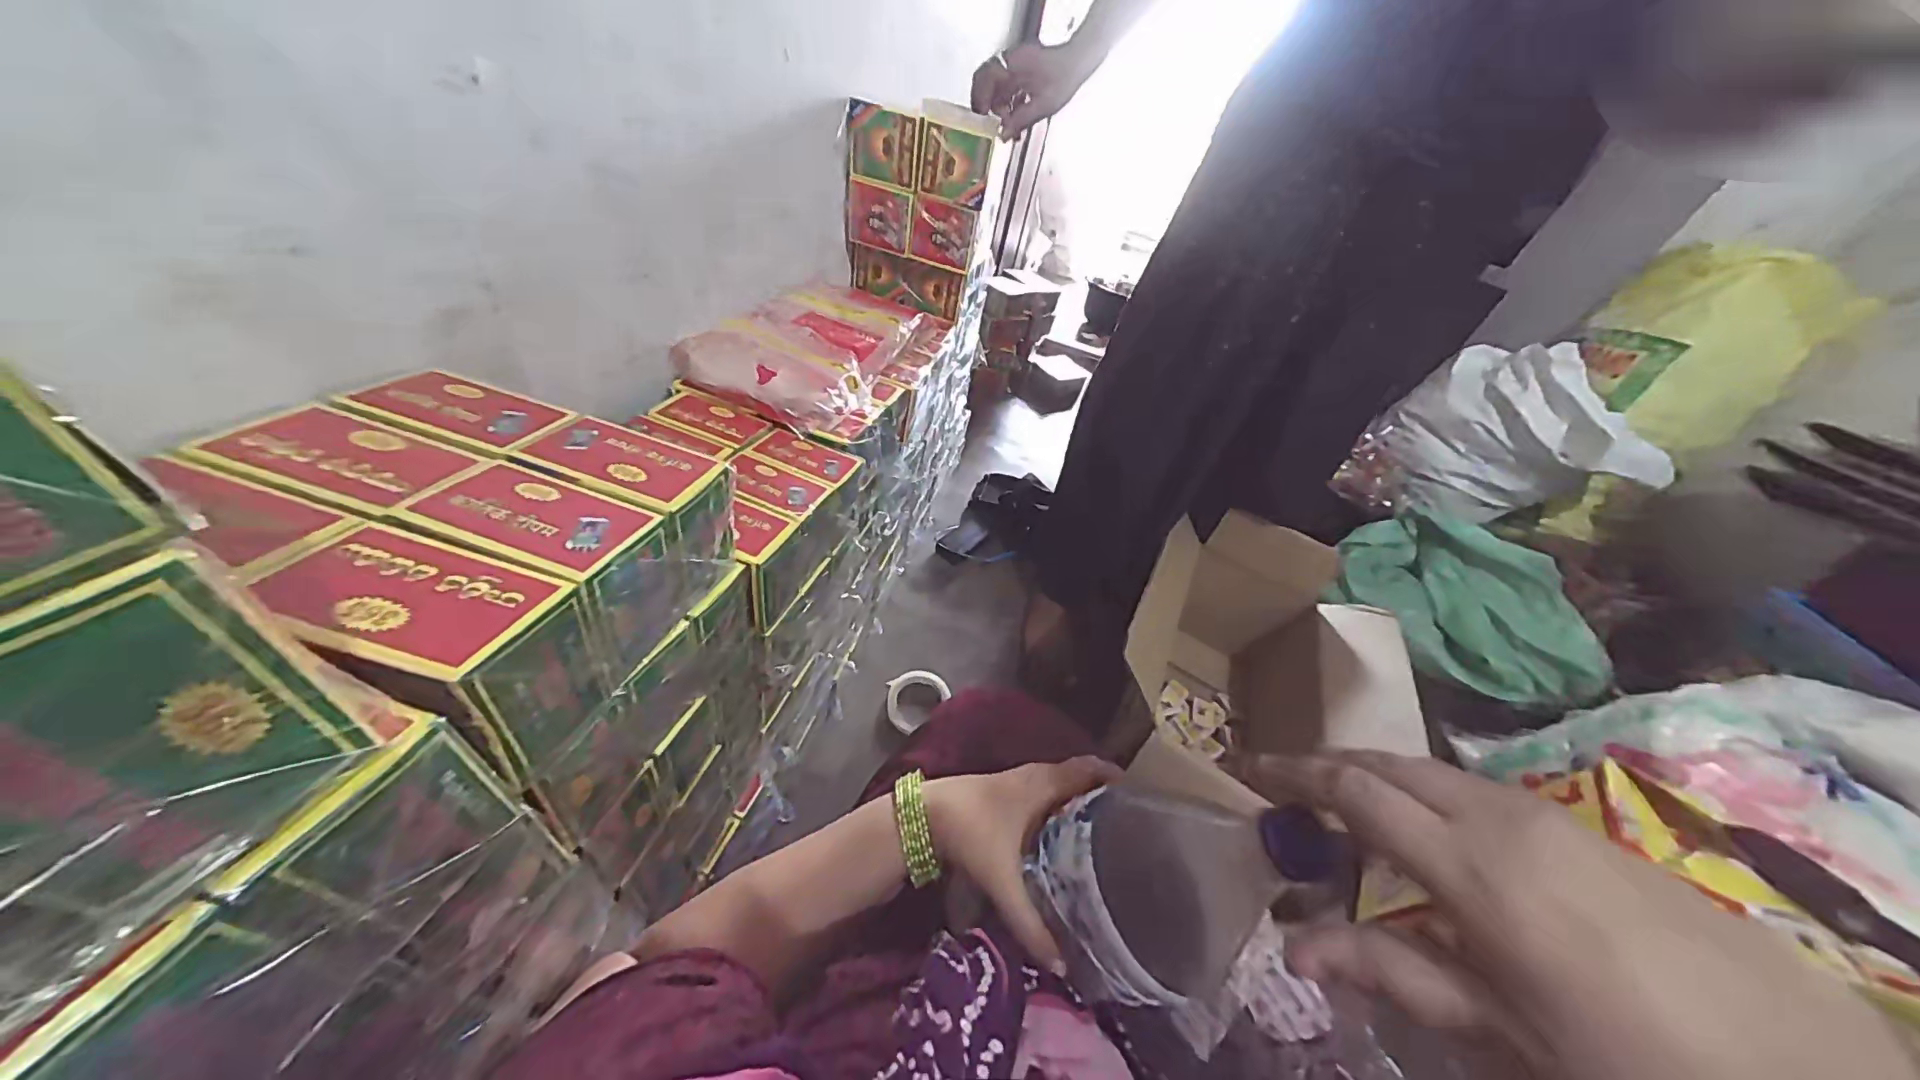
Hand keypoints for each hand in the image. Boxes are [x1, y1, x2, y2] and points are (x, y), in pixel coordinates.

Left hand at [924, 756, 1119, 970]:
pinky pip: (1042, 793)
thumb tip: (1061, 963)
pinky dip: (1056, 805)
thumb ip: (1030, 922)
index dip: (1115, 777)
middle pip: (1077, 776)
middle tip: (1126, 822)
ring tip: (1099, 829)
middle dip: (1100, 794)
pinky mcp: (1001, 791)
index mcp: (1044, 783)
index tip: (1140, 798)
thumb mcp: (1003, 880)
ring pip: (1057, 785)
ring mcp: (1015, 780)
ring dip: (1077, 799)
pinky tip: (1057, 832)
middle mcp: (1034, 775)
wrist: (924, 813)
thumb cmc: (971, 832)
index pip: (1090, 769)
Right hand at [970, 41, 1104, 137]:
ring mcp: (1015, 65)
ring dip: (999, 109)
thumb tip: (1002, 136)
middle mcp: (1011, 61)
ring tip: (1009, 127)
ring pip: (996, 88)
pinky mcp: (1020, 72)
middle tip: (989, 125)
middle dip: (985, 104)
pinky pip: (1007, 88)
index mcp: (1014, 64)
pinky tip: (1016, 120)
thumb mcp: (1043, 105)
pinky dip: (1008, 105)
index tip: (982, 118)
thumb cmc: (1064, 78)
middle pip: (985, 82)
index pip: (986, 77)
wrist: (1079, 62)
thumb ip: (1021, 120)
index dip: (980, 97)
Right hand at [1243, 752, 1914, 1079]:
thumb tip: (1293, 948)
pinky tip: (1434, 843)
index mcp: (1470, 863)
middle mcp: (1501, 815)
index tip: (1243, 765)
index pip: (1351, 789)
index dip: (1289, 772)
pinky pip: (1478, 791)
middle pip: (1386, 763)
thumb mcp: (1504, 1037)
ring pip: (1432, 771)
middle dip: (1326, 766)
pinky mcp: (1586, 830)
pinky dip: (1428, 797)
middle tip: (1283, 789)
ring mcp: (1549, 816)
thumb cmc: (1637, 1067)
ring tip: (1346, 814)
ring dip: (1377, 780)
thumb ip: (1392, 973)